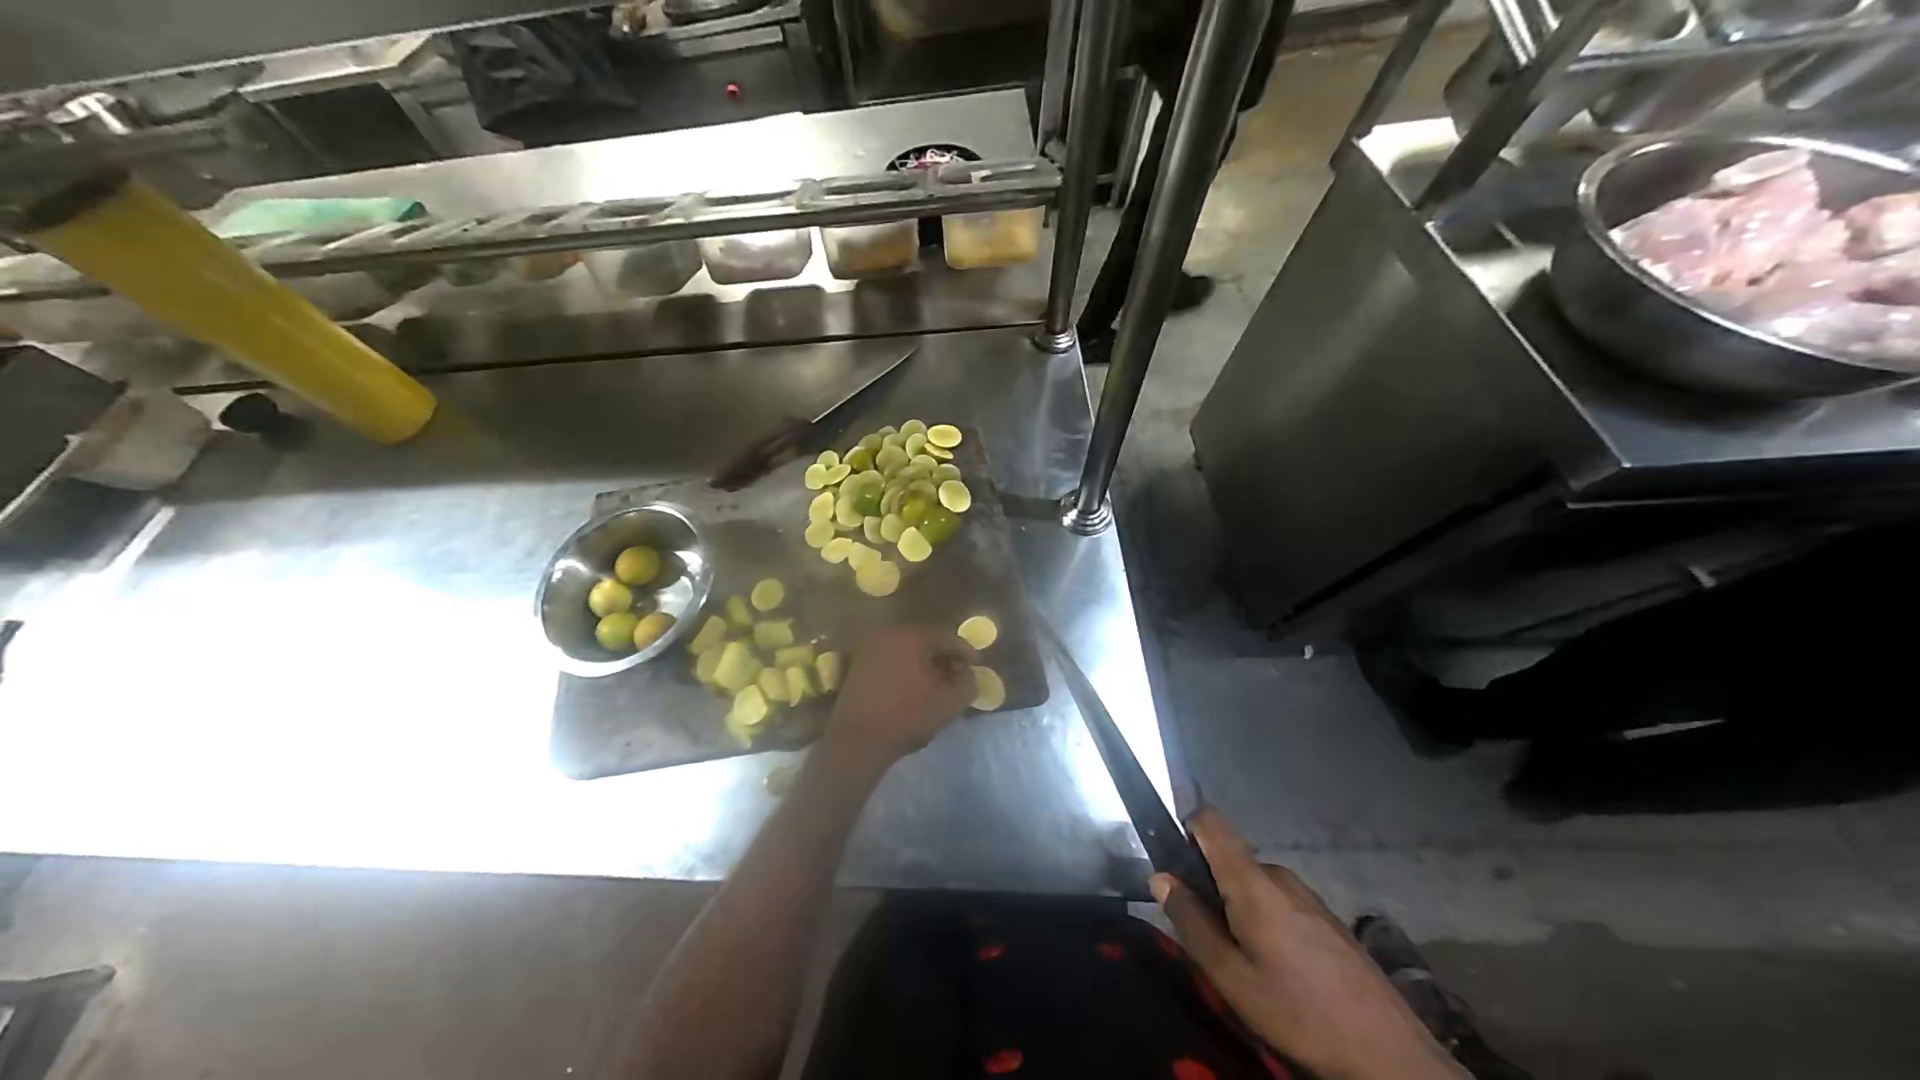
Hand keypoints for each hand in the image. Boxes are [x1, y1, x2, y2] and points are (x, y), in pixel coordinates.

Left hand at [825, 623, 976, 765]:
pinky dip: (906, 668)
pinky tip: (914, 687)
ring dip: (925, 664)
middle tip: (959, 675)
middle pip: (926, 641)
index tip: (977, 666)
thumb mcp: (949, 703)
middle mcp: (889, 633)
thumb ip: (968, 684)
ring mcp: (870, 647)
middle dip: (945, 657)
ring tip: (938, 684)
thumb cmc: (907, 717)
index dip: (966, 652)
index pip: (947, 638)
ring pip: (907, 650)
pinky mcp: (858, 664)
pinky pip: (891, 659)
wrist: (857, 740)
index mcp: (912, 635)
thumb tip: (969, 675)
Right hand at [1152, 809, 1468, 1079]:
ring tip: (1247, 963)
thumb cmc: (1300, 1013)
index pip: (1210, 821)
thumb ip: (1191, 922)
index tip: (1174, 867)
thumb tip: (1161, 877)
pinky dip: (1266, 923)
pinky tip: (1280, 971)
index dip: (1185, 829)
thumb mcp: (1231, 976)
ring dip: (1239, 910)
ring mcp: (1308, 895)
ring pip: (1254, 886)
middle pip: (1229, 860)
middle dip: (1211, 889)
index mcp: (1252, 882)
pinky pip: (1279, 902)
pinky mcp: (1326, 917)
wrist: (1390, 1055)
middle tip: (1211, 942)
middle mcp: (1280, 875)